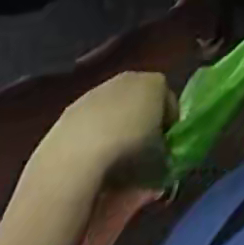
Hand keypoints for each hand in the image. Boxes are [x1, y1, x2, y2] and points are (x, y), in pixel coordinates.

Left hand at [43, 71, 175, 180]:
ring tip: (114, 164)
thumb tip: (159, 159)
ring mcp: (98, 91)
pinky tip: (92, 162)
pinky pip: (93, 122)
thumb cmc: (131, 152)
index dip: (170, 130)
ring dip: (118, 131)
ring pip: (115, 111)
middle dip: (143, 127)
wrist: (76, 156)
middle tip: (142, 158)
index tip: (165, 153)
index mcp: (155, 83)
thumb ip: (165, 154)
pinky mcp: (73, 108)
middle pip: (141, 104)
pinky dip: (95, 137)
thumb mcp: (162, 160)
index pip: (170, 104)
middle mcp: (128, 79)